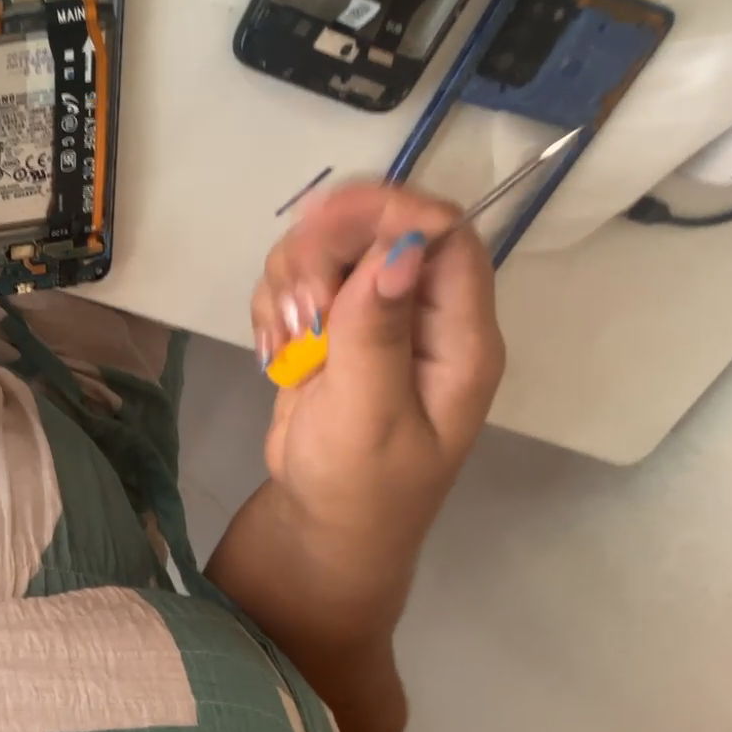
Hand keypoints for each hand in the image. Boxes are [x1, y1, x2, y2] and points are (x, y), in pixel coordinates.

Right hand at [250, 185, 504, 533]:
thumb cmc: (361, 483)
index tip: (320, 222)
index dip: (388, 212)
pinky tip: (275, 349)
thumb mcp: (370, 416)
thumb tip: (399, 250)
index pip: (442, 235)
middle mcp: (418, 314)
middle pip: (372, 229)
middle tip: (299, 310)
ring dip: (289, 283)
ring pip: (322, 251)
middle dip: (320, 254)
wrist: (321, 518)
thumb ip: (377, 334)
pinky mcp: (326, 328)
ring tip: (287, 343)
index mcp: (458, 336)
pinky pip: (292, 283)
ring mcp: (368, 318)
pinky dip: (272, 305)